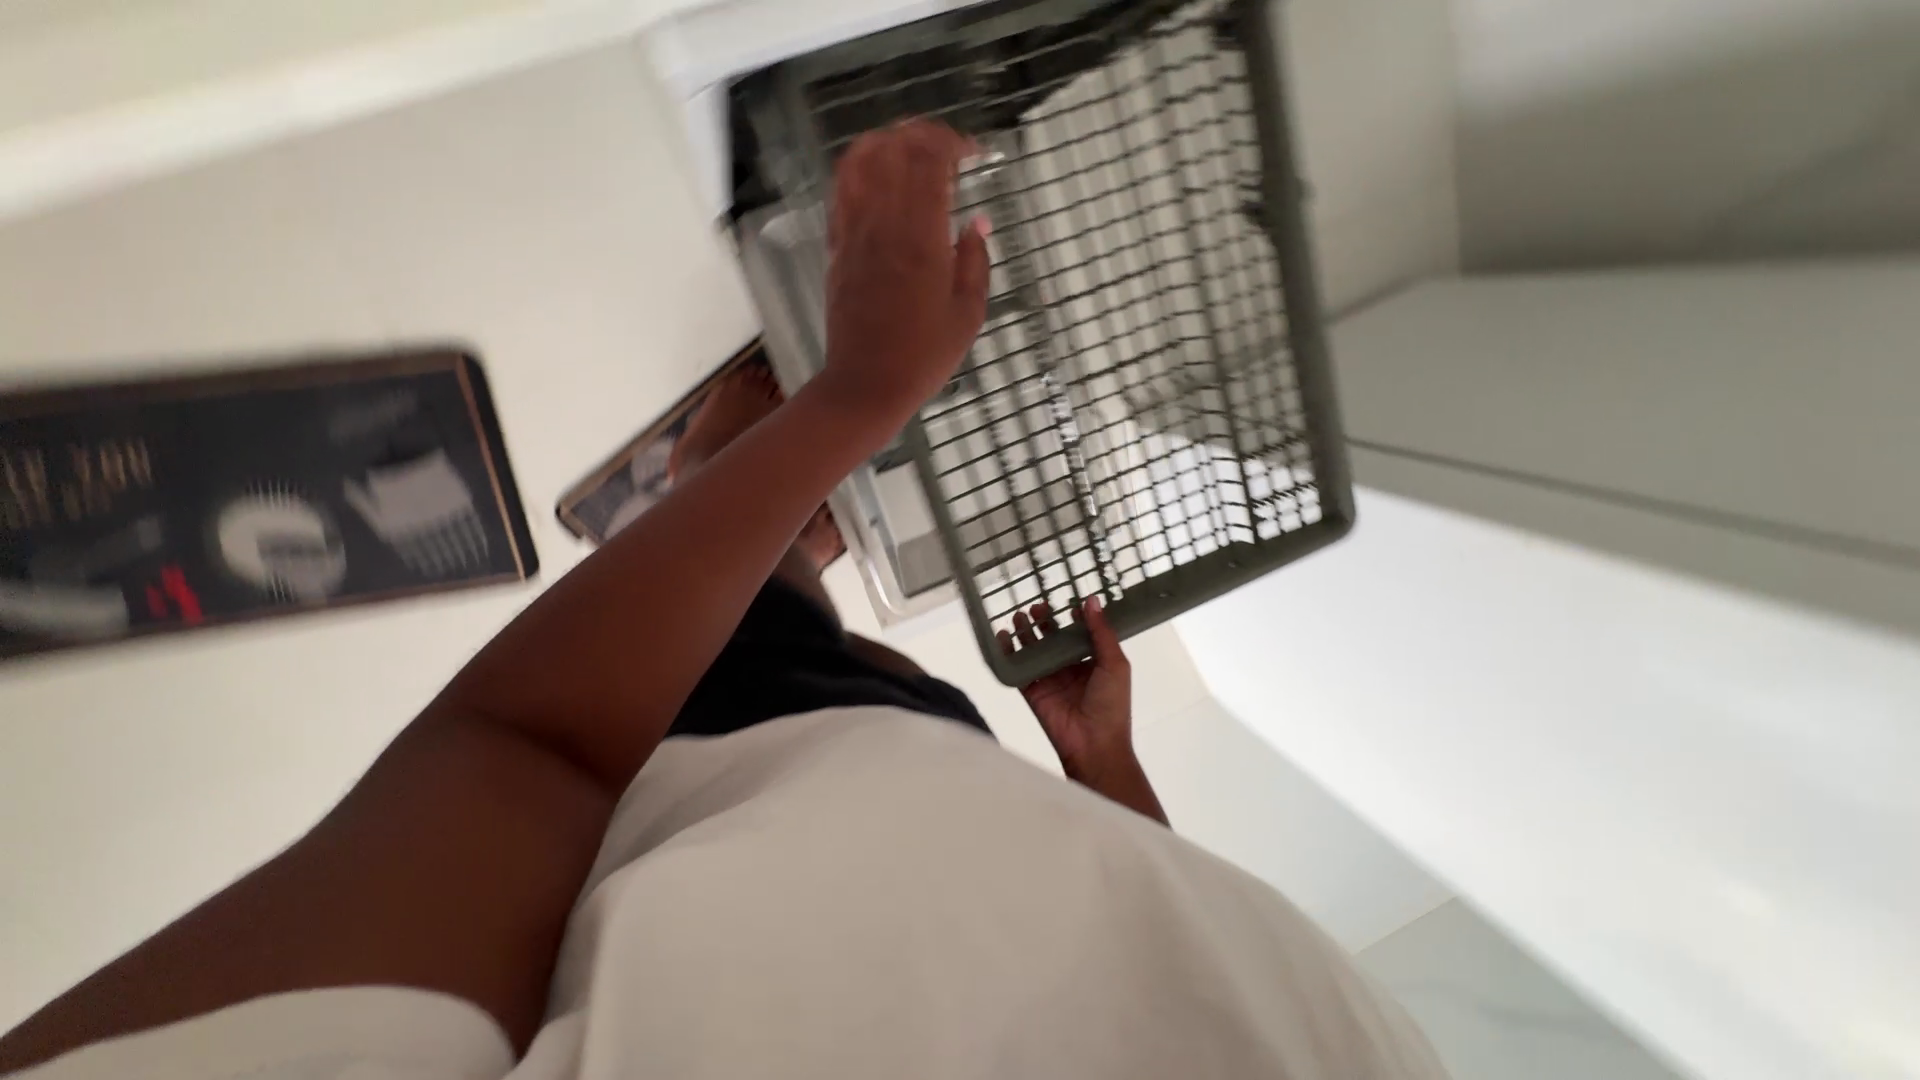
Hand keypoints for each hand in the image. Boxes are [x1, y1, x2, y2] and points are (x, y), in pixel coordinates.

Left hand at [823, 119, 990, 418]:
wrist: (866, 384)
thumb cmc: (924, 355)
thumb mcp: (968, 314)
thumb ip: (975, 261)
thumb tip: (977, 222)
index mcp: (922, 237)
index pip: (930, 160)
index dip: (954, 143)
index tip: (974, 154)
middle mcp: (883, 223)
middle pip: (896, 148)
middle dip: (925, 135)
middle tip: (947, 149)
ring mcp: (854, 232)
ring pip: (862, 159)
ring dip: (889, 142)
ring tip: (912, 151)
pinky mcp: (836, 246)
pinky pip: (842, 189)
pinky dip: (859, 166)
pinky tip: (877, 173)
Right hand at [1000, 596, 1132, 774]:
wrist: (1094, 744)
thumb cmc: (1111, 703)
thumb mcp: (1115, 664)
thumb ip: (1101, 632)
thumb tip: (1091, 600)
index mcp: (1093, 660)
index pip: (1080, 633)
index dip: (1072, 616)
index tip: (1064, 598)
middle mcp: (1069, 667)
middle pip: (1053, 638)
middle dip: (1044, 622)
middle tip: (1036, 607)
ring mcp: (1049, 678)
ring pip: (1034, 650)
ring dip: (1026, 633)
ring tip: (1019, 615)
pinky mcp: (1032, 690)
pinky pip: (1018, 668)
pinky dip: (1008, 653)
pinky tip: (1002, 637)